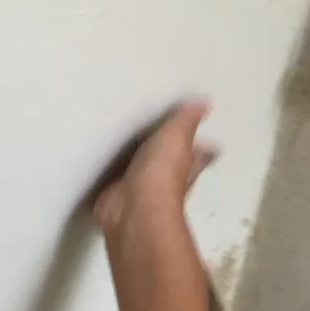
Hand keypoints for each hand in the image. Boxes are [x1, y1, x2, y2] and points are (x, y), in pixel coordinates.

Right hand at [93, 100, 216, 237]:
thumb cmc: (161, 173)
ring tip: (124, 133)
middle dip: (163, 150)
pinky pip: (114, 174)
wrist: (132, 208)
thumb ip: (186, 119)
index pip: (198, 154)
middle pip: (168, 161)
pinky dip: (110, 166)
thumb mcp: (177, 137)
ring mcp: (141, 187)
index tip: (195, 133)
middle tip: (153, 128)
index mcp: (187, 165)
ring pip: (141, 167)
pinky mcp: (117, 192)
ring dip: (135, 156)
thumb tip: (207, 102)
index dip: (199, 145)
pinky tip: (102, 152)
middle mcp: (166, 178)